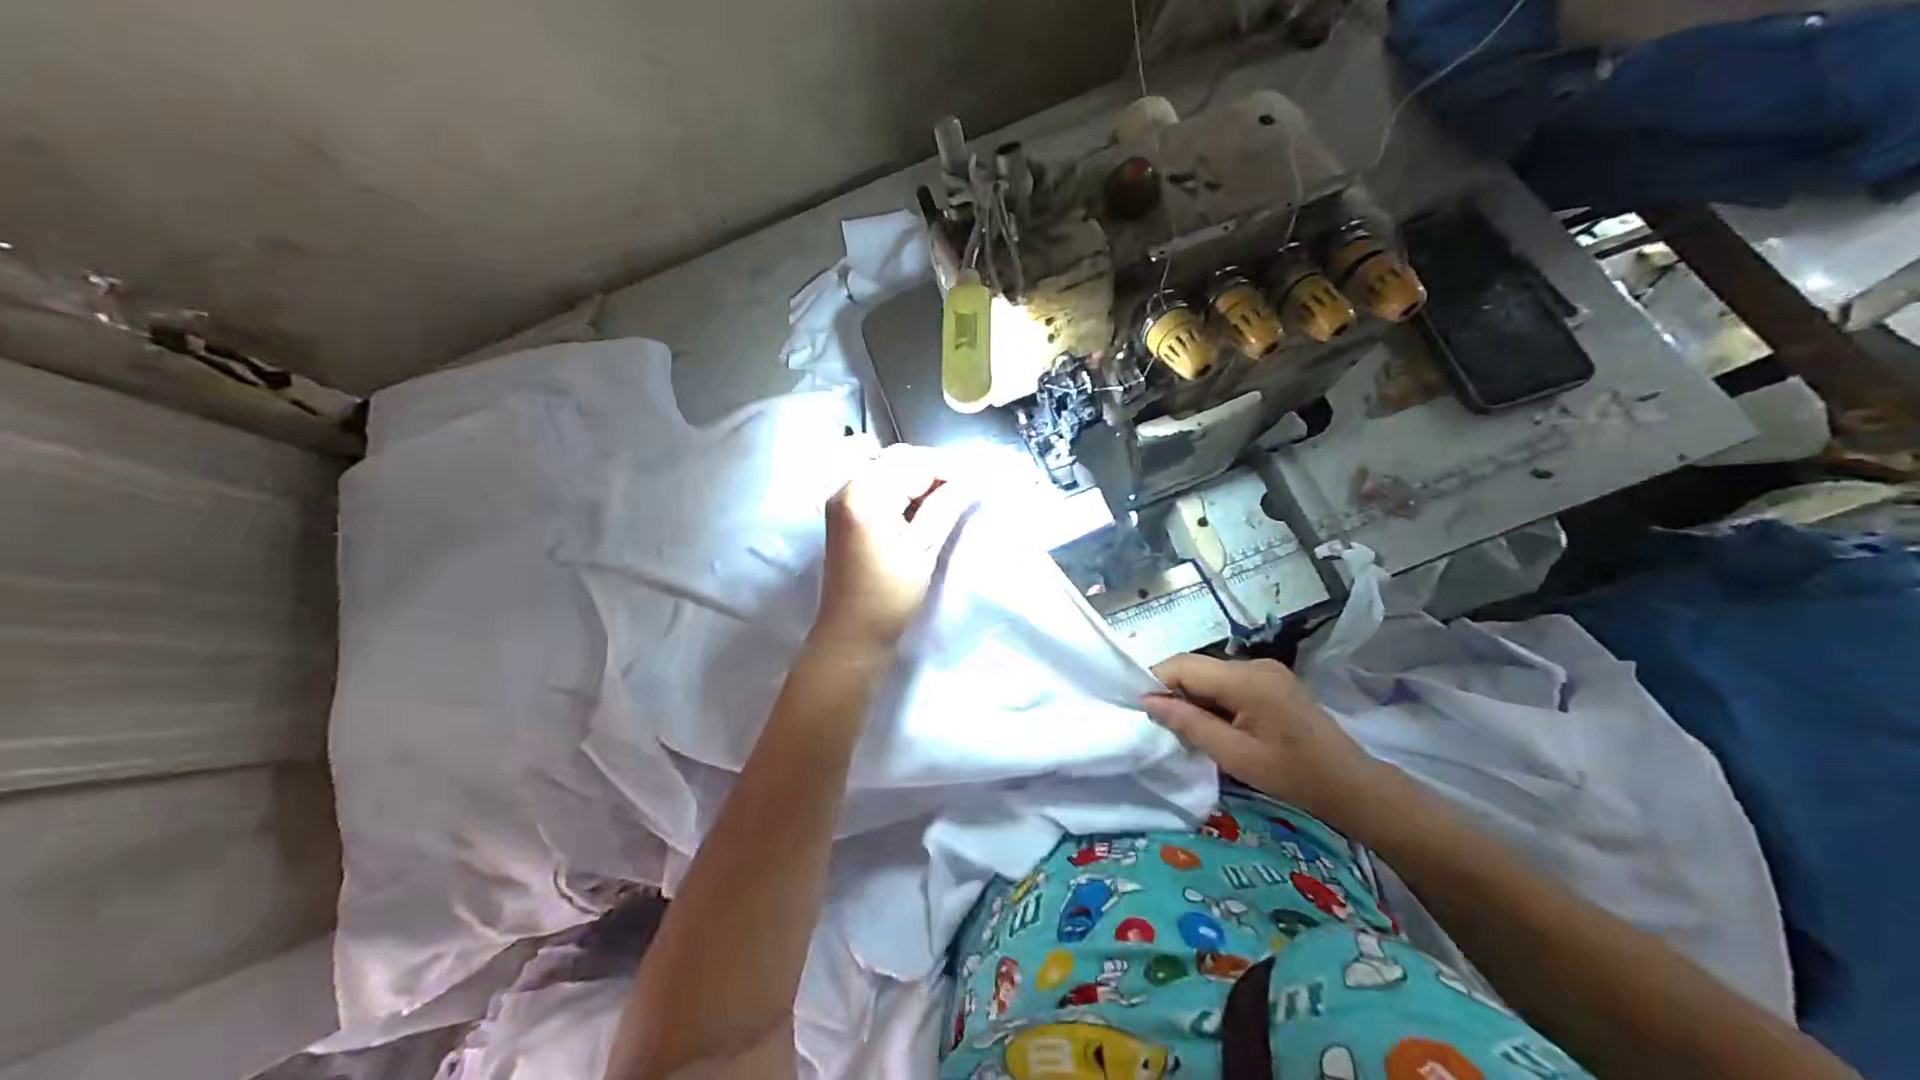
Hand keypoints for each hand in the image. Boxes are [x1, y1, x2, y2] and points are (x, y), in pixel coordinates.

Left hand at [812, 445, 973, 655]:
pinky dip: (903, 492)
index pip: (913, 464)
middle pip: (898, 462)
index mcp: (863, 493)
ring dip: (920, 480)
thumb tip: (973, 480)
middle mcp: (846, 489)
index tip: (980, 477)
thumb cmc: (889, 595)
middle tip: (969, 486)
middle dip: (935, 470)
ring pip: (889, 473)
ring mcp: (843, 502)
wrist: (851, 635)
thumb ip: (946, 506)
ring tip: (953, 496)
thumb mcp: (923, 548)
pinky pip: (878, 489)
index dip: (949, 469)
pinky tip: (927, 506)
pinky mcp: (846, 517)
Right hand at [1142, 654, 1382, 822]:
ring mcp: (1265, 670)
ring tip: (1182, 726)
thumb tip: (1148, 702)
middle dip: (1172, 689)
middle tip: (1157, 721)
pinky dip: (1210, 698)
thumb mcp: (1234, 755)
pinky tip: (1210, 723)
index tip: (1138, 708)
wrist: (1350, 784)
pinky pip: (1226, 681)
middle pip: (1195, 666)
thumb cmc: (1292, 775)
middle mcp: (1254, 664)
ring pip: (1209, 673)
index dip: (1155, 682)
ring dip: (1190, 695)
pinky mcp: (1270, 680)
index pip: (1183, 666)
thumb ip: (1189, 724)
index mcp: (1246, 679)